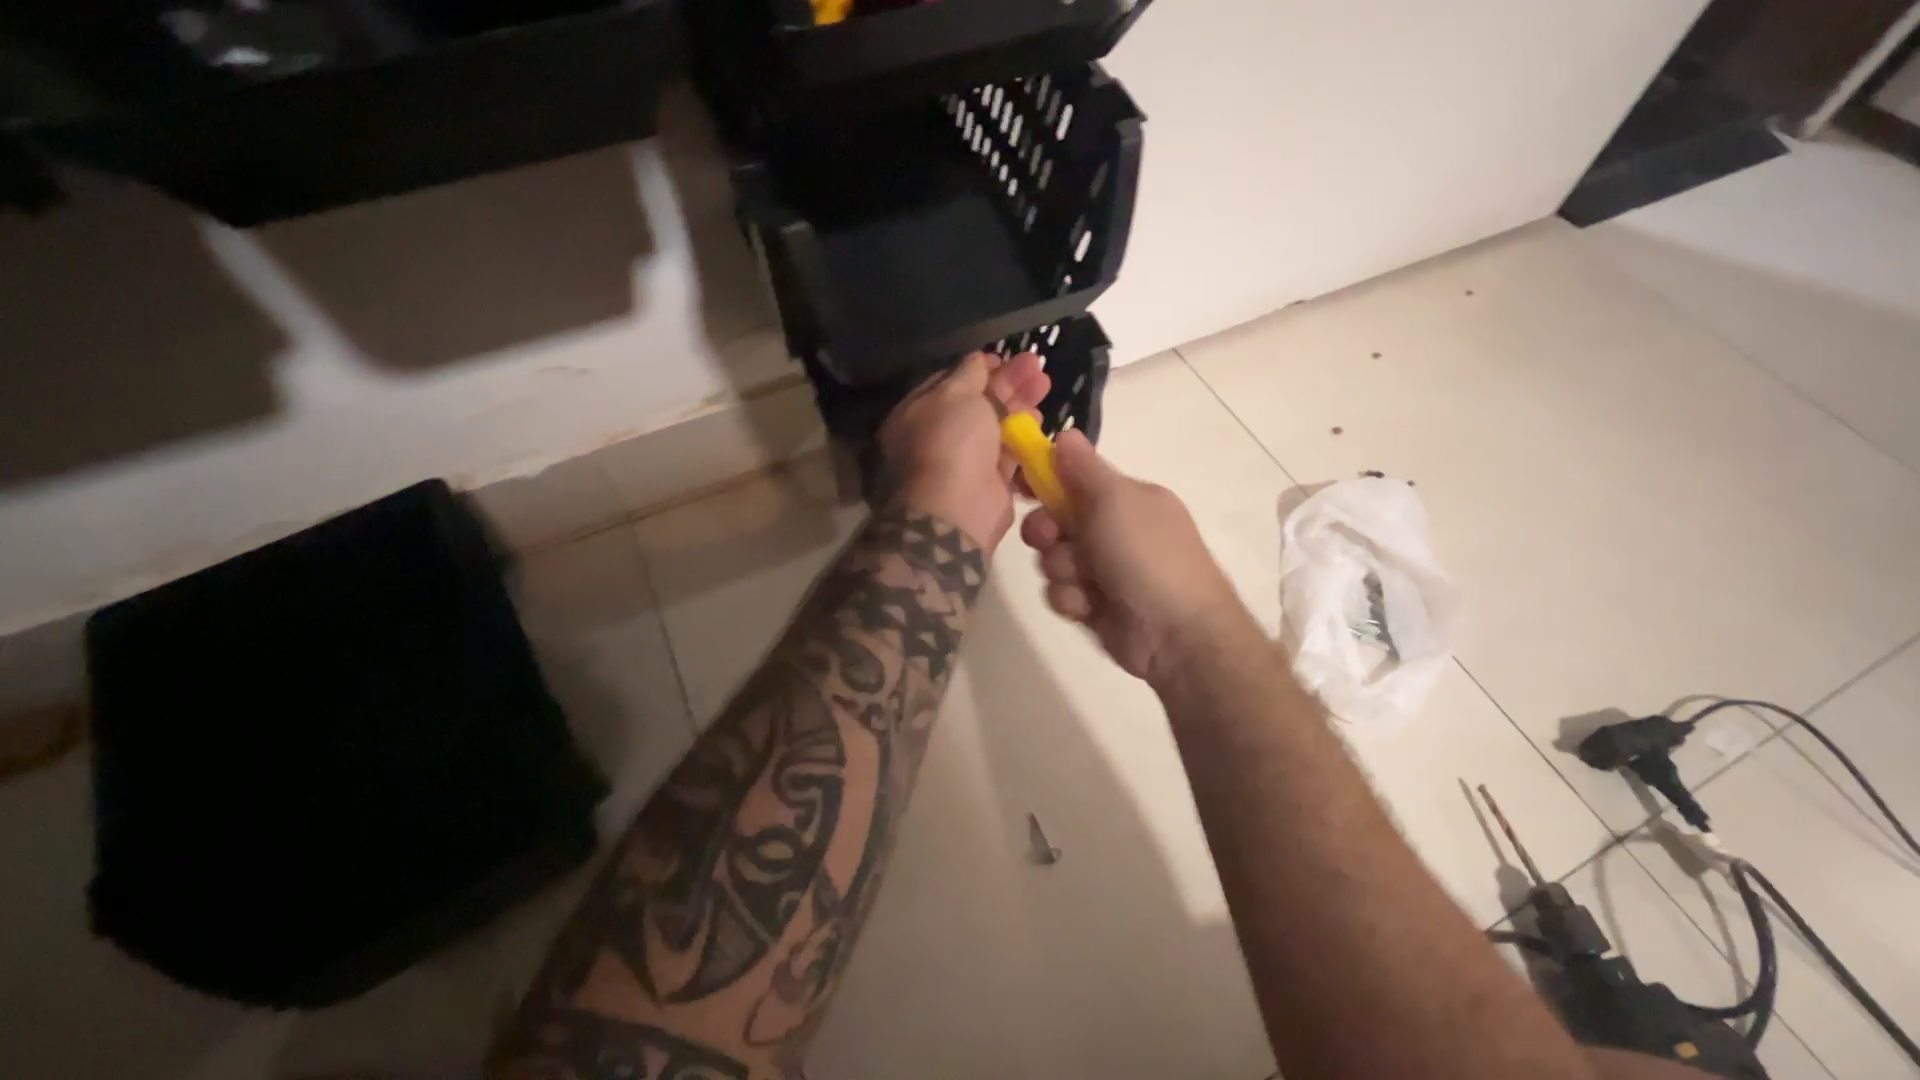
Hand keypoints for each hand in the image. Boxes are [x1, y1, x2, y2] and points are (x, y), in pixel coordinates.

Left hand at [879, 351, 1049, 549]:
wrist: (958, 507)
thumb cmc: (950, 441)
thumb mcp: (956, 394)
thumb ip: (969, 373)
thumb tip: (978, 359)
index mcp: (917, 414)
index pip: (948, 383)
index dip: (977, 368)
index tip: (1003, 356)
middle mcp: (937, 437)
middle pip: (977, 403)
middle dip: (1007, 383)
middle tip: (1036, 364)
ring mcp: (964, 462)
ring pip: (996, 427)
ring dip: (1021, 407)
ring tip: (1045, 385)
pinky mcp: (989, 484)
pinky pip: (1009, 455)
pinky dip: (1025, 438)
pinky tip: (1042, 421)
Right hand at [1020, 431, 1246, 682]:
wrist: (1177, 634)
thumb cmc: (1147, 555)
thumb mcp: (1114, 499)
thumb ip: (1083, 468)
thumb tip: (1064, 433)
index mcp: (1129, 498)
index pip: (1077, 479)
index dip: (1047, 480)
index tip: (1021, 484)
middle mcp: (1118, 530)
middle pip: (1057, 520)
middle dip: (1046, 530)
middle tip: (1047, 539)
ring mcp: (1107, 570)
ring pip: (1054, 560)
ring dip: (1061, 570)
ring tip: (1083, 582)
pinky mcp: (1096, 606)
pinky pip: (1062, 593)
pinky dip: (1071, 599)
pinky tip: (1089, 608)